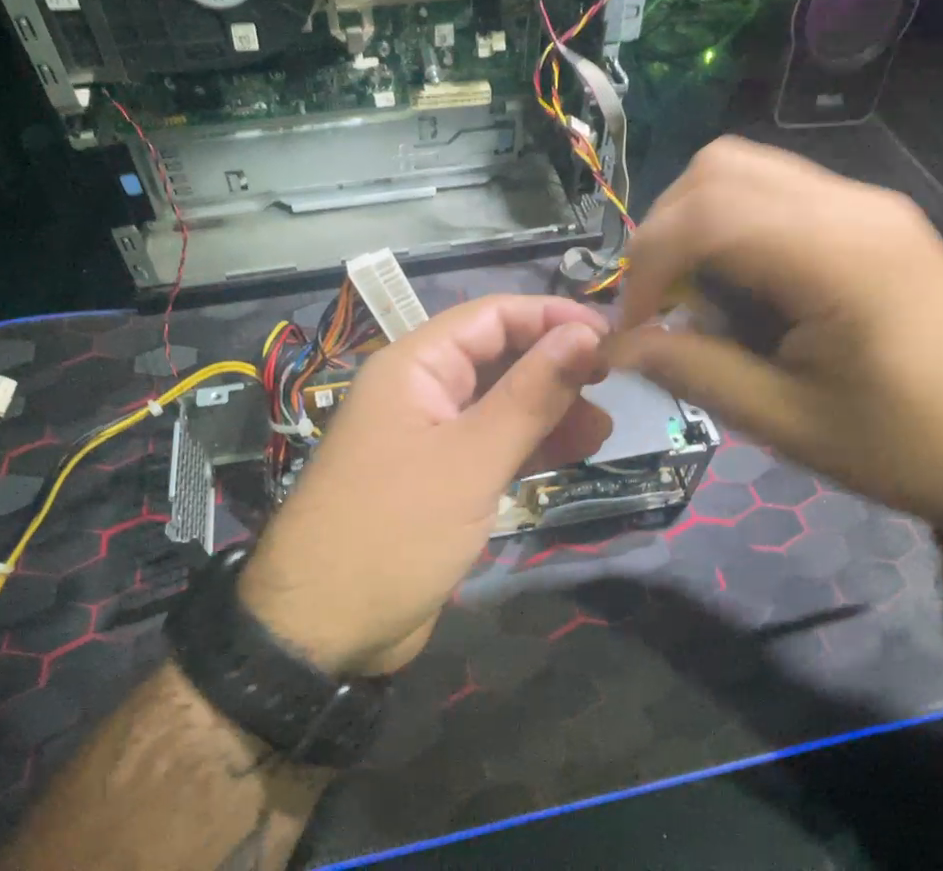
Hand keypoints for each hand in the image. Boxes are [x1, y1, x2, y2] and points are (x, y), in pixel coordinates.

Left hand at [238, 295, 611, 675]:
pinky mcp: (443, 480)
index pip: (492, 316)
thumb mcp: (472, 458)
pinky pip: (495, 446)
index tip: (611, 336)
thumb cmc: (397, 528)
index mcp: (415, 366)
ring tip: (603, 428)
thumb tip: (585, 333)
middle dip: (556, 365)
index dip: (552, 317)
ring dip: (552, 409)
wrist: (327, 626)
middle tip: (615, 384)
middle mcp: (422, 391)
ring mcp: (432, 438)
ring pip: (501, 404)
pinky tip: (578, 451)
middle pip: (499, 357)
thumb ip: (531, 395)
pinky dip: (533, 445)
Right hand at [610, 137, 942, 554]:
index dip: (647, 264)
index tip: (633, 328)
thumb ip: (694, 371)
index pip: (705, 213)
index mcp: (838, 255)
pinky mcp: (878, 222)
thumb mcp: (787, 423)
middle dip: (665, 232)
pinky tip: (747, 294)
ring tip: (700, 302)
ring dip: (698, 225)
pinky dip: (737, 229)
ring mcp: (872, 207)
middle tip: (661, 307)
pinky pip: (783, 196)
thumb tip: (616, 345)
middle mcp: (854, 206)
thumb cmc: (908, 452)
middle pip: (719, 168)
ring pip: (748, 172)